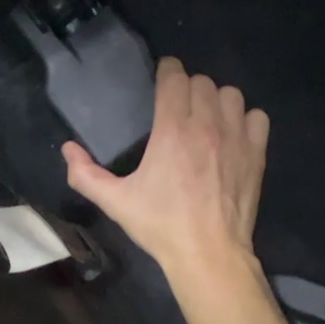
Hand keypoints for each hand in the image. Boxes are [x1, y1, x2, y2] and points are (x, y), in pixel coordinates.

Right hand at [62, 57, 269, 275]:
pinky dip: (245, 119)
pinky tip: (232, 134)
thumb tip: (67, 149)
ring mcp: (236, 138)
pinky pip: (257, 116)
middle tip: (179, 107)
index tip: (161, 80)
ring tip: (206, 118)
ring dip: (217, 100)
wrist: (208, 252)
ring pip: (231, 94)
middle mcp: (206, 125)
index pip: (174, 77)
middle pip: (202, 82)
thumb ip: (86, 175)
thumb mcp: (116, 203)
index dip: (166, 71)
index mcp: (172, 130)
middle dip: (188, 88)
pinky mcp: (256, 153)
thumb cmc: (161, 226)